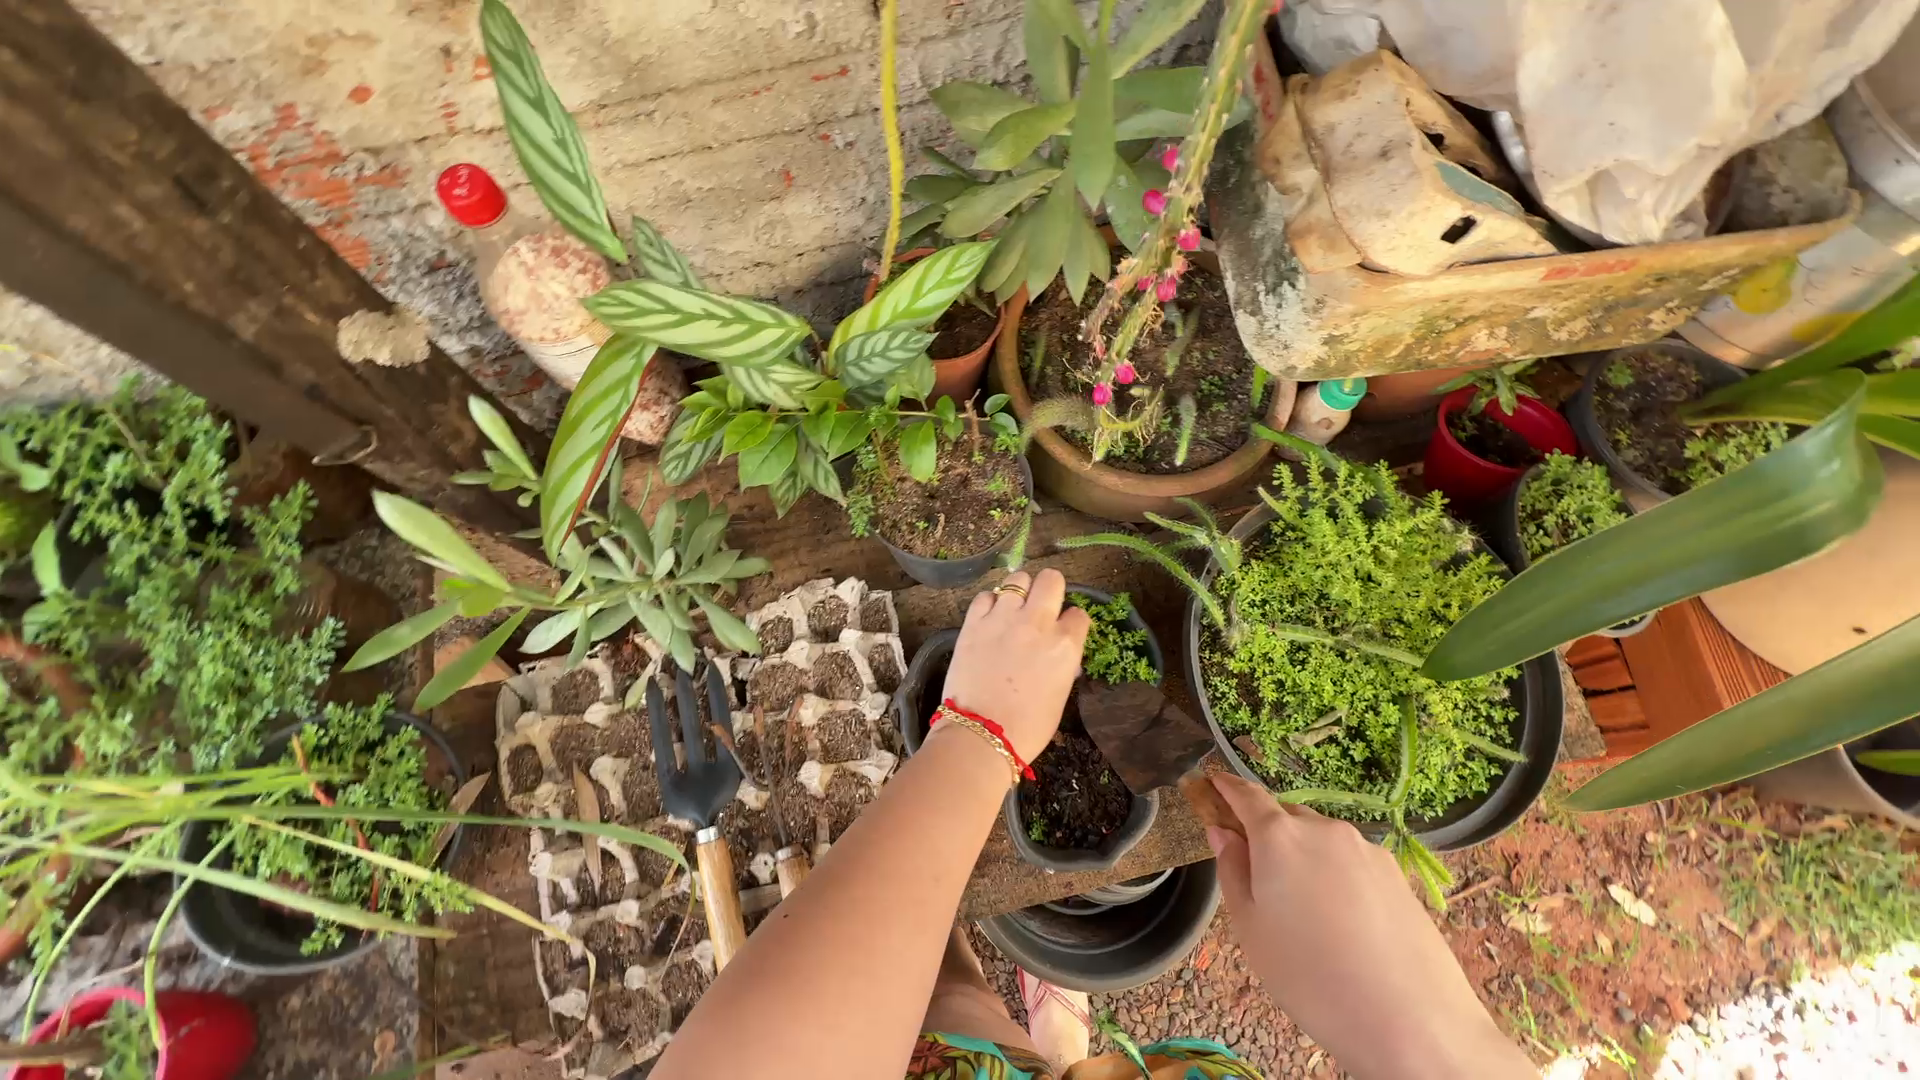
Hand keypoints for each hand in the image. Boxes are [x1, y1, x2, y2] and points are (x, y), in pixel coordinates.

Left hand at [939, 569, 1089, 763]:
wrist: (981, 735)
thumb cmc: (1027, 727)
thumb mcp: (1060, 695)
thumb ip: (1063, 664)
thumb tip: (1060, 654)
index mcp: (1065, 645)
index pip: (1079, 614)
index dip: (1072, 622)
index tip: (1064, 630)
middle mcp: (1037, 623)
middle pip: (1052, 579)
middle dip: (1050, 589)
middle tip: (1041, 604)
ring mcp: (1003, 618)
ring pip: (1018, 579)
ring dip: (1019, 591)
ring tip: (1013, 607)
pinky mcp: (974, 622)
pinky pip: (986, 595)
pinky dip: (990, 603)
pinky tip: (990, 618)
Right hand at [1207, 774, 1535, 1079]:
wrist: (1415, 1023)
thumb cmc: (1311, 978)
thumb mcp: (1250, 929)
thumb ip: (1232, 870)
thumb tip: (1223, 832)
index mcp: (1278, 836)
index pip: (1245, 794)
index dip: (1226, 785)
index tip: (1212, 780)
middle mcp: (1322, 829)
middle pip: (1285, 816)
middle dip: (1267, 832)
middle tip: (1258, 876)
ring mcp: (1365, 849)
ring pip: (1320, 838)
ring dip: (1303, 855)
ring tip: (1305, 910)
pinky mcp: (1396, 873)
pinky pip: (1351, 860)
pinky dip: (1335, 874)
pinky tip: (1342, 921)